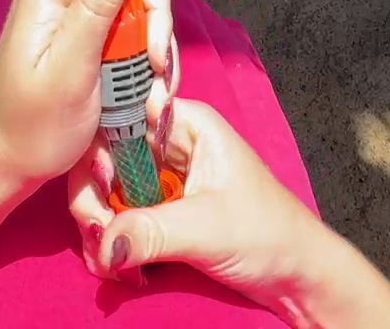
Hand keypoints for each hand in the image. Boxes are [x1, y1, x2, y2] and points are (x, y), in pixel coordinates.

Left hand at [0, 0, 171, 196]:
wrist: (8, 166)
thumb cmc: (29, 124)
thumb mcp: (68, 67)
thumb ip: (96, 2)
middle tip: (153, 48)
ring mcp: (86, 9)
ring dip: (159, 28)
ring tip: (154, 80)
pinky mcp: (100, 34)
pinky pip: (139, 21)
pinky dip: (154, 50)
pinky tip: (152, 89)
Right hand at [69, 101, 389, 326]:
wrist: (294, 274)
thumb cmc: (267, 233)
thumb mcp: (208, 228)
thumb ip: (152, 230)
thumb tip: (103, 242)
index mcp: (187, 123)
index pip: (123, 115)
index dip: (101, 151)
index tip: (103, 192)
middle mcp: (170, 142)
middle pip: (105, 155)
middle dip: (94, 200)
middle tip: (100, 238)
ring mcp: (163, 176)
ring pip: (107, 190)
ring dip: (101, 229)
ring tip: (116, 265)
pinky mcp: (159, 209)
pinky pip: (119, 217)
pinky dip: (112, 244)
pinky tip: (125, 271)